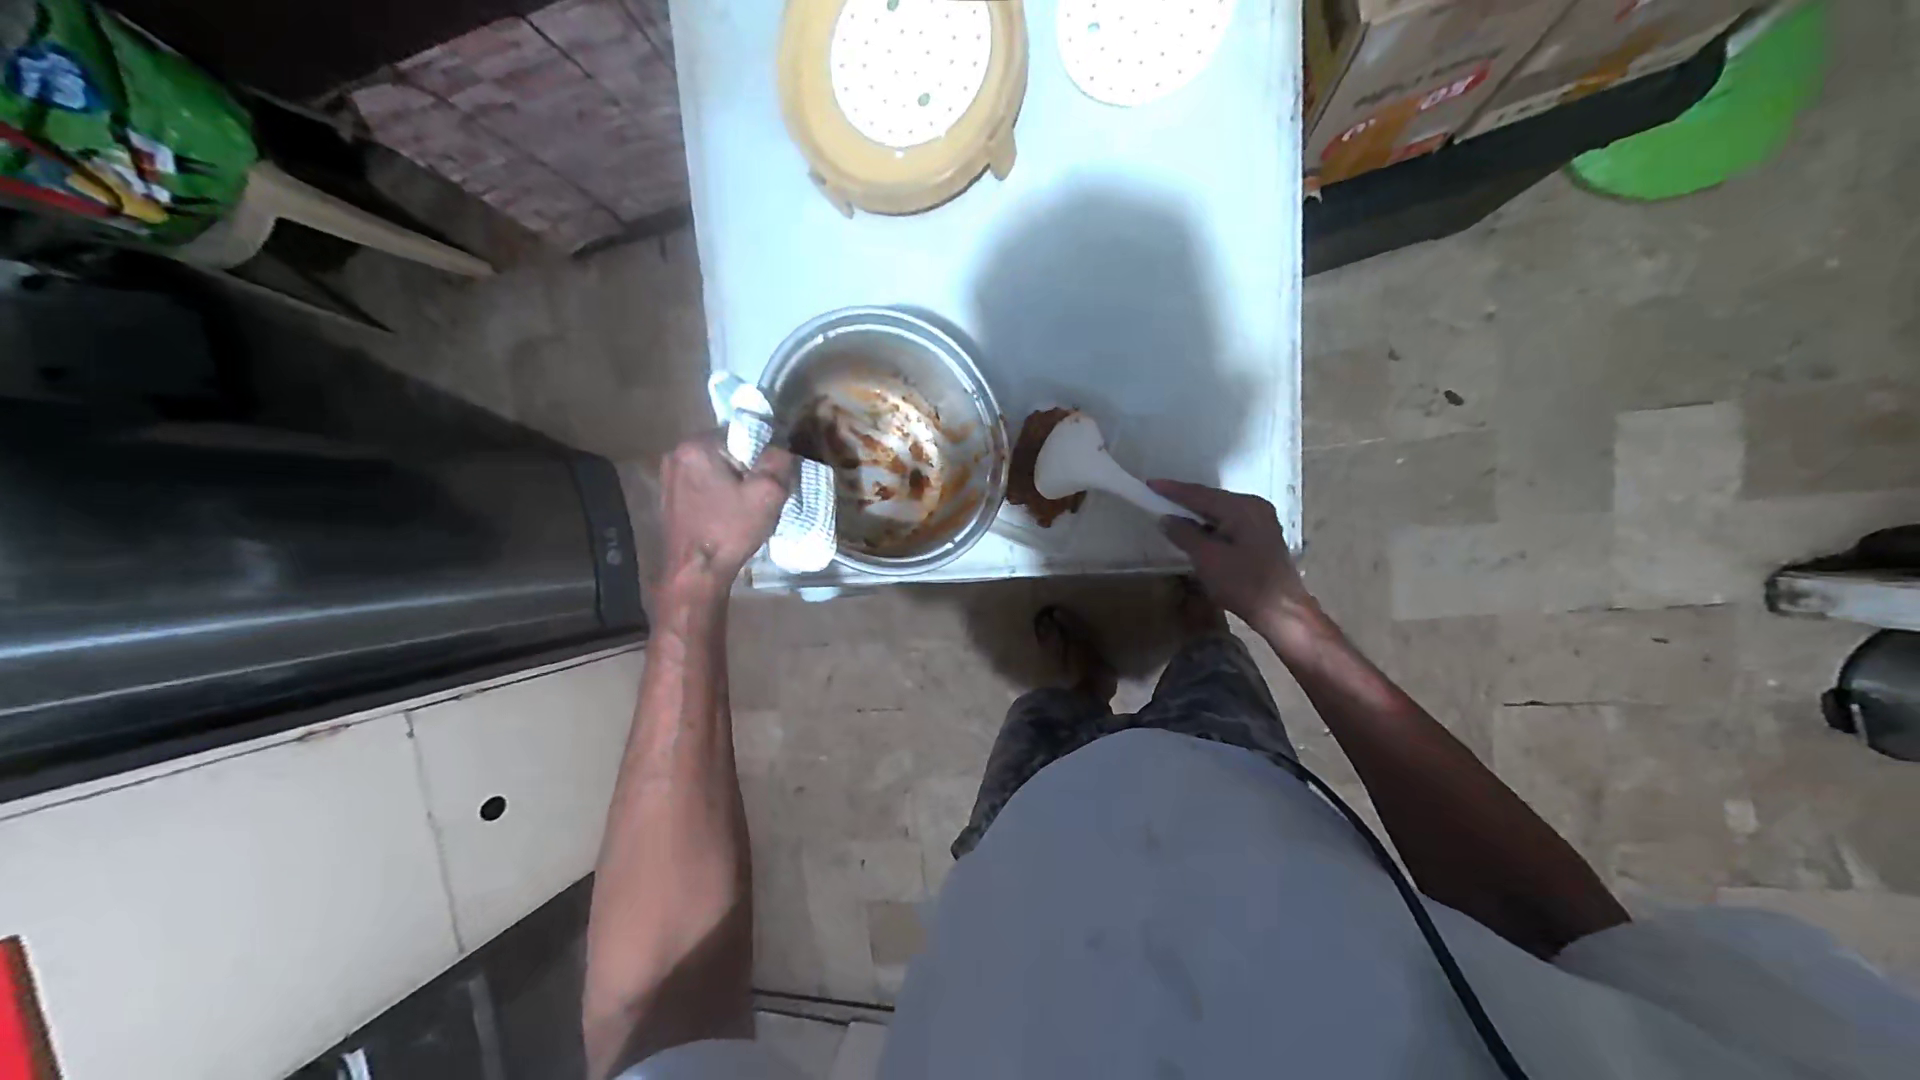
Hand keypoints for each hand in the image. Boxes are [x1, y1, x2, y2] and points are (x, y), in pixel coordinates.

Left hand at [658, 432, 795, 594]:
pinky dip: (719, 493)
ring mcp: (668, 476)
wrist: (695, 572)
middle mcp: (676, 453)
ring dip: (733, 480)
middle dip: (747, 466)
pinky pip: (703, 484)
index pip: (741, 432)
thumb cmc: (729, 530)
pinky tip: (728, 513)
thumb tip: (780, 448)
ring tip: (747, 504)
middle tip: (762, 492)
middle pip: (727, 449)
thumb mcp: (767, 493)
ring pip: (715, 467)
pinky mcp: (669, 496)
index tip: (772, 475)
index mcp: (696, 446)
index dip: (763, 451)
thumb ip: (778, 461)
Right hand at [1147, 480, 1326, 650]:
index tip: (1150, 483)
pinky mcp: (1261, 536)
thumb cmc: (1243, 583)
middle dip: (1184, 499)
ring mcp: (1261, 521)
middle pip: (1212, 499)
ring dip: (1196, 513)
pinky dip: (1209, 524)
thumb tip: (1166, 518)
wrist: (1282, 612)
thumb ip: (1184, 534)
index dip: (1173, 490)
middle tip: (1157, 496)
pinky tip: (1196, 529)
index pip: (1200, 494)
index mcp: (1243, 508)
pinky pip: (1229, 522)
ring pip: (1220, 511)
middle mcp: (1254, 507)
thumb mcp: (1207, 558)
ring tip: (1171, 511)